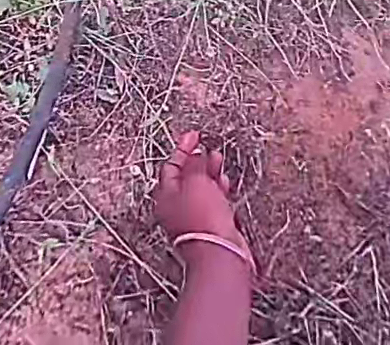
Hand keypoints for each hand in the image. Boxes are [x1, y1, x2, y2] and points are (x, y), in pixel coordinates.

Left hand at [154, 130, 244, 248]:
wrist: (220, 252)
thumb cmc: (203, 217)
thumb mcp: (196, 181)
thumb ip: (195, 164)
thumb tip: (196, 155)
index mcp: (166, 196)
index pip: (171, 165)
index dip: (182, 148)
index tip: (194, 135)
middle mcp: (176, 207)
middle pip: (185, 176)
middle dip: (197, 160)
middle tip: (207, 148)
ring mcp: (193, 217)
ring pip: (200, 187)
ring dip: (209, 171)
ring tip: (218, 160)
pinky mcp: (209, 225)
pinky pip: (212, 200)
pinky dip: (217, 187)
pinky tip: (224, 181)